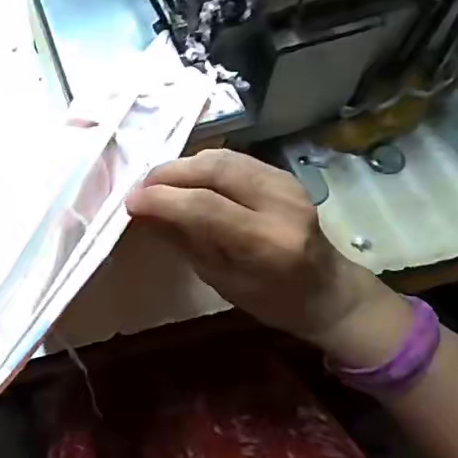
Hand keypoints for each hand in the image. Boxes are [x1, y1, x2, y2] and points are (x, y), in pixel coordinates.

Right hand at [125, 149, 411, 364]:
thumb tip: (143, 214)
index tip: (130, 202)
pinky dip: (202, 165)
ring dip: (183, 166)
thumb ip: (184, 240)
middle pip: (213, 169)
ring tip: (158, 184)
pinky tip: (186, 180)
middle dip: (168, 174)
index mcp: (267, 242)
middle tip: (140, 189)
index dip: (161, 199)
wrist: (327, 291)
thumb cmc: (272, 300)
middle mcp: (280, 203)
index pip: (204, 206)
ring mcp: (286, 183)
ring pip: (222, 157)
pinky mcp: (283, 173)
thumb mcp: (220, 280)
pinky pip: (234, 159)